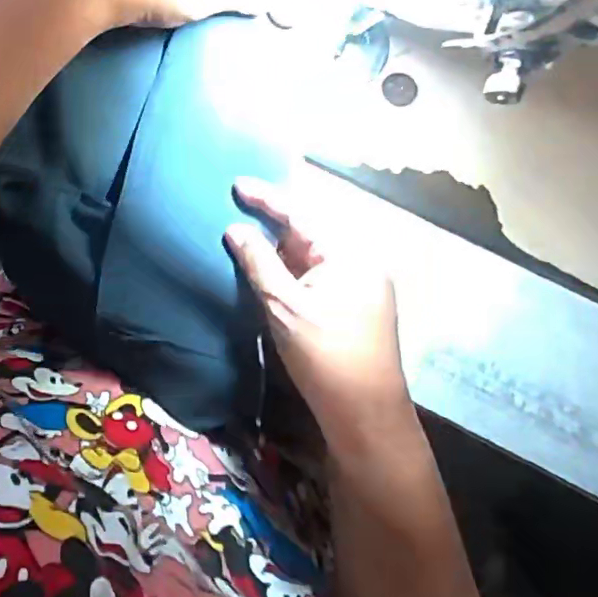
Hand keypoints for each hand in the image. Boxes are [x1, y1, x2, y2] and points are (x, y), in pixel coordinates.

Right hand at [222, 178, 410, 444]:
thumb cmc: (324, 356)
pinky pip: (312, 270)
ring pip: (309, 251)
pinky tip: (264, 262)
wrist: (362, 412)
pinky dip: (286, 263)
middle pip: (309, 230)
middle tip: (237, 203)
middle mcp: (358, 263)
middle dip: (273, 217)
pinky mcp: (349, 303)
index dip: (268, 198)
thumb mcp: (283, 305)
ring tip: (243, 228)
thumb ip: (258, 262)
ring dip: (277, 242)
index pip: (303, 216)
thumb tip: (235, 229)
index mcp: (349, 257)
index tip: (237, 184)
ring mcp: (356, 284)